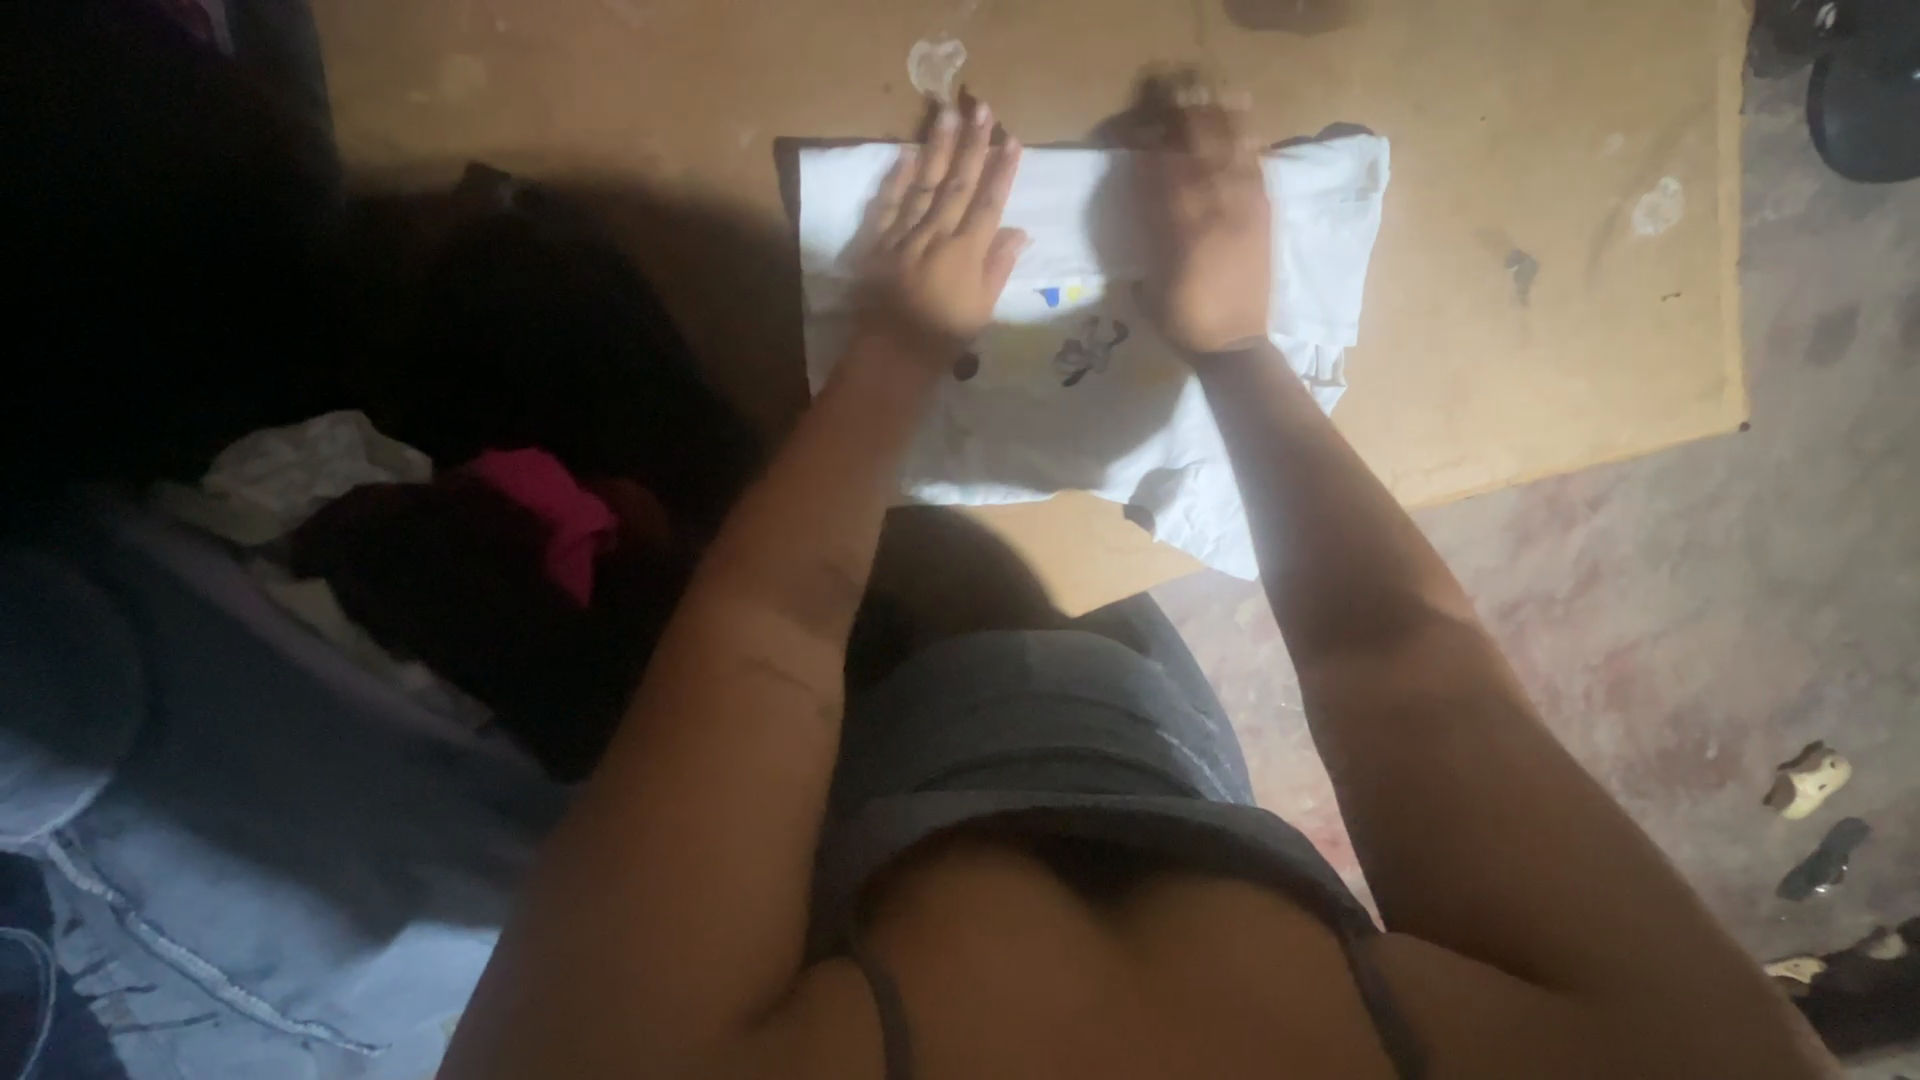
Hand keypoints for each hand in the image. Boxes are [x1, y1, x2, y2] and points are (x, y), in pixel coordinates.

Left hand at [852, 101, 1026, 362]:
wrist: (892, 353)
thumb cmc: (944, 337)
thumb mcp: (982, 309)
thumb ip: (998, 266)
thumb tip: (1019, 231)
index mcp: (967, 252)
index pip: (988, 202)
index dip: (1002, 171)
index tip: (1013, 140)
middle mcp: (937, 234)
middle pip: (958, 182)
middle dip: (973, 144)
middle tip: (982, 107)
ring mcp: (905, 234)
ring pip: (925, 183)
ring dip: (937, 147)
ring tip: (947, 113)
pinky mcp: (878, 242)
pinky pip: (889, 202)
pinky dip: (898, 177)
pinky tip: (907, 153)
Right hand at [1137, 81, 1272, 355]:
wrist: (1235, 345)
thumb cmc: (1183, 323)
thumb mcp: (1150, 290)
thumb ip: (1147, 248)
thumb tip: (1143, 212)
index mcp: (1181, 237)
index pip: (1162, 179)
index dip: (1150, 151)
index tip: (1136, 132)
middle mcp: (1216, 217)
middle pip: (1200, 157)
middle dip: (1185, 126)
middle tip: (1171, 106)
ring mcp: (1245, 216)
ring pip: (1233, 157)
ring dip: (1220, 124)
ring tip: (1211, 98)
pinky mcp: (1265, 220)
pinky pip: (1257, 174)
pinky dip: (1249, 147)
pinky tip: (1243, 129)